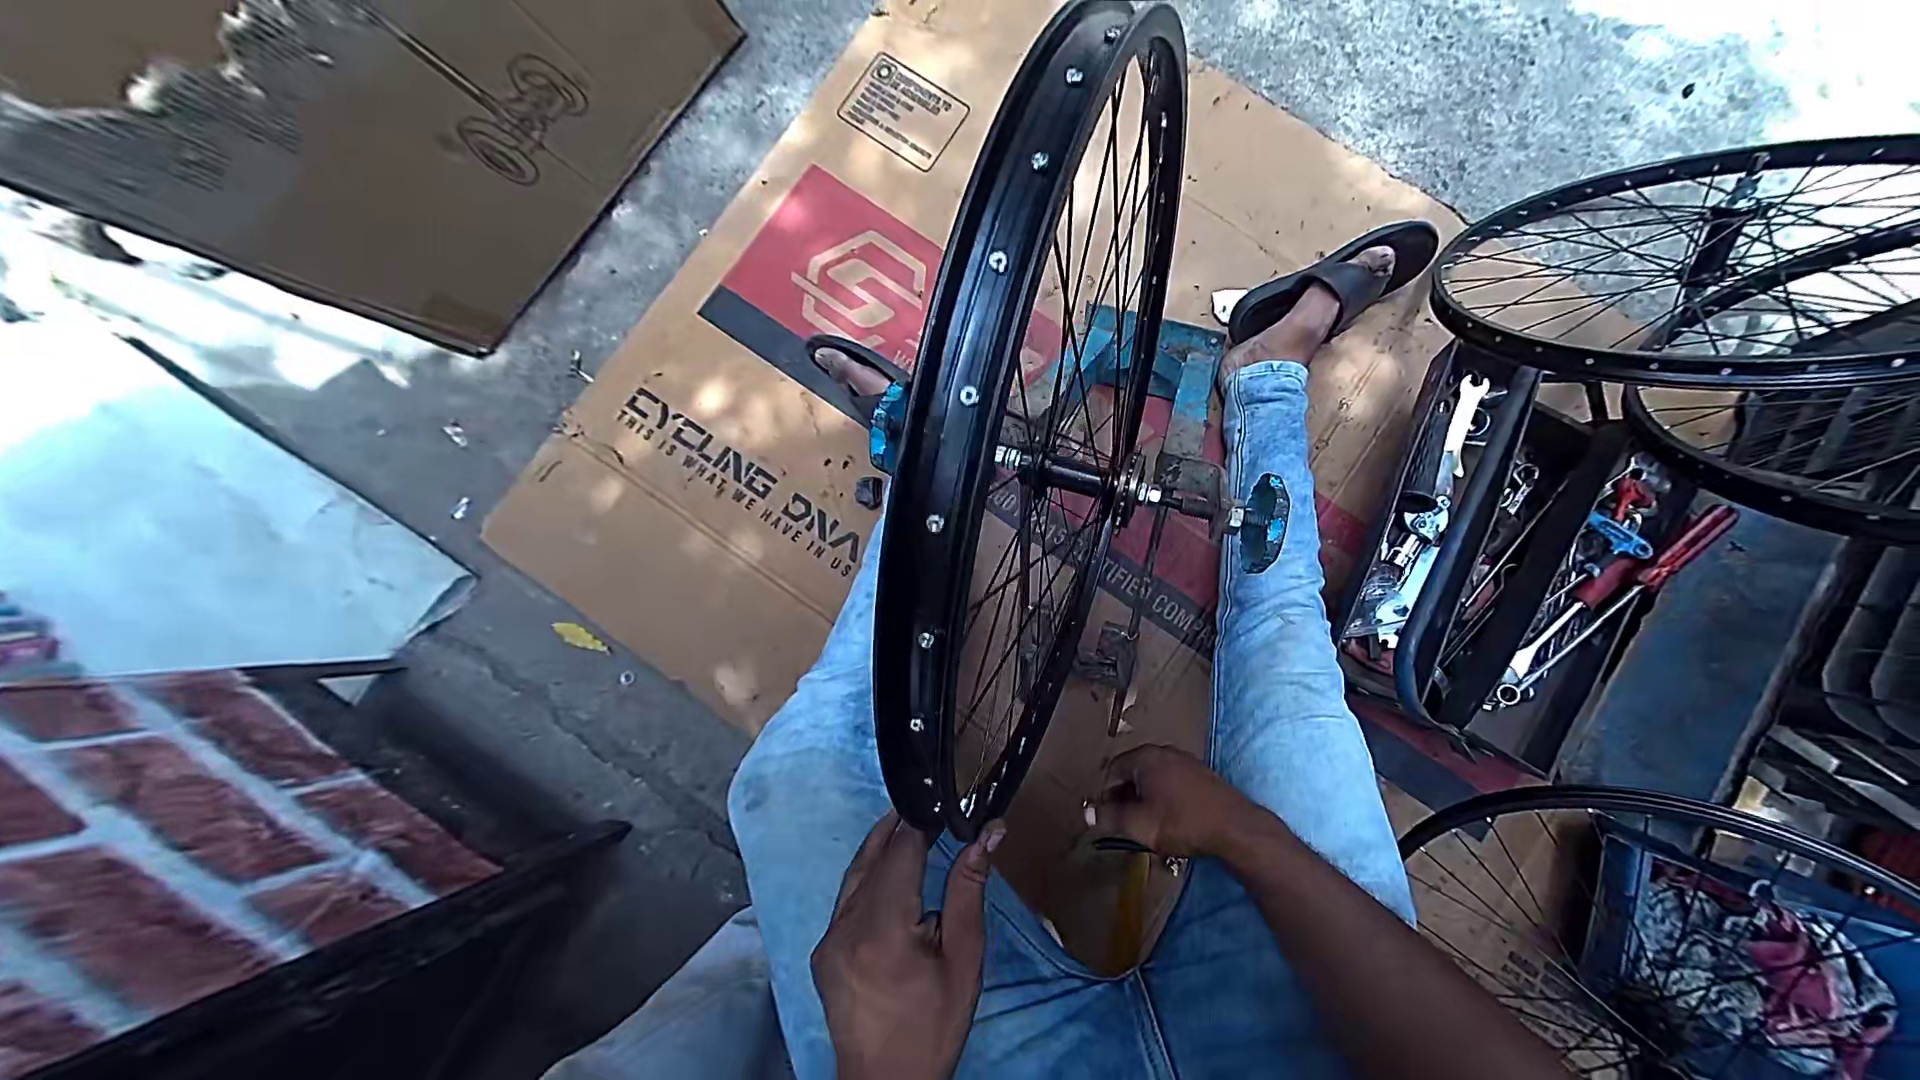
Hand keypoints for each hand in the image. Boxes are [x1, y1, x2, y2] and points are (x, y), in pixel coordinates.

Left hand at [812, 812, 1005, 1079]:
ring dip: (880, 845)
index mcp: (883, 927)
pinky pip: (845, 896)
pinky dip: (867, 874)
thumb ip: (969, 889)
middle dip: (900, 827)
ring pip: (855, 872)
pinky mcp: (821, 949)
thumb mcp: (964, 958)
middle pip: (873, 856)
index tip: (943, 807)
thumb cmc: (934, 1024)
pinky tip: (886, 869)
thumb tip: (988, 835)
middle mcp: (847, 925)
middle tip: (926, 805)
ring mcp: (828, 937)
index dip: (921, 823)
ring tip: (907, 824)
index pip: (901, 852)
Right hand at [1089, 744, 1270, 856]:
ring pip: (1154, 778)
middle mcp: (1164, 751)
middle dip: (1125, 796)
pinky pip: (1173, 782)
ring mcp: (1186, 761)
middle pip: (1133, 772)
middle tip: (1125, 821)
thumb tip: (1087, 813)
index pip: (1112, 770)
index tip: (1107, 816)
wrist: (1236, 829)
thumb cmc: (1181, 822)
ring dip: (1146, 798)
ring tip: (1148, 823)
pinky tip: (1171, 819)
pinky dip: (1165, 798)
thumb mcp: (1138, 824)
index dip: (1105, 794)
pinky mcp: (1203, 775)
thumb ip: (1109, 816)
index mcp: (1144, 756)